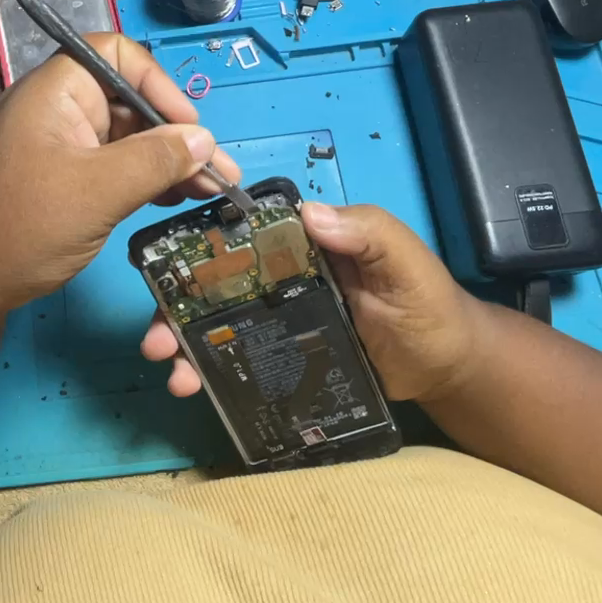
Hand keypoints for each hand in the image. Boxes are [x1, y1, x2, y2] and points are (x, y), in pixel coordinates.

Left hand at [0, 33, 241, 324]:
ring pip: (124, 139)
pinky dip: (143, 180)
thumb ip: (155, 160)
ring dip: (167, 162)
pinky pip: (110, 167)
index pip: (117, 56)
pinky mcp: (59, 181)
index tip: (191, 127)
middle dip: (175, 134)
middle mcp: (57, 110)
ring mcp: (57, 147)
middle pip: (128, 102)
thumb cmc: (22, 226)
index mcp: (56, 91)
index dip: (159, 85)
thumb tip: (203, 140)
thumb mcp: (97, 191)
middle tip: (218, 173)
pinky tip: (174, 199)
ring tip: (209, 191)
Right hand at [141, 202, 485, 401]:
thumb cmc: (428, 304)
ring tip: (170, 370)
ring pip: (219, 327)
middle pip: (214, 287)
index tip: (162, 270)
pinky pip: (240, 362)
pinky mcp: (283, 358)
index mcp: (299, 246)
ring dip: (184, 344)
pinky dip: (211, 373)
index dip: (197, 252)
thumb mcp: (405, 260)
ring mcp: (277, 321)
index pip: (238, 238)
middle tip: (155, 340)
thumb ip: (369, 231)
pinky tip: (193, 389)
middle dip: (175, 308)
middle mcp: (278, 278)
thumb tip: (308, 213)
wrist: (446, 368)